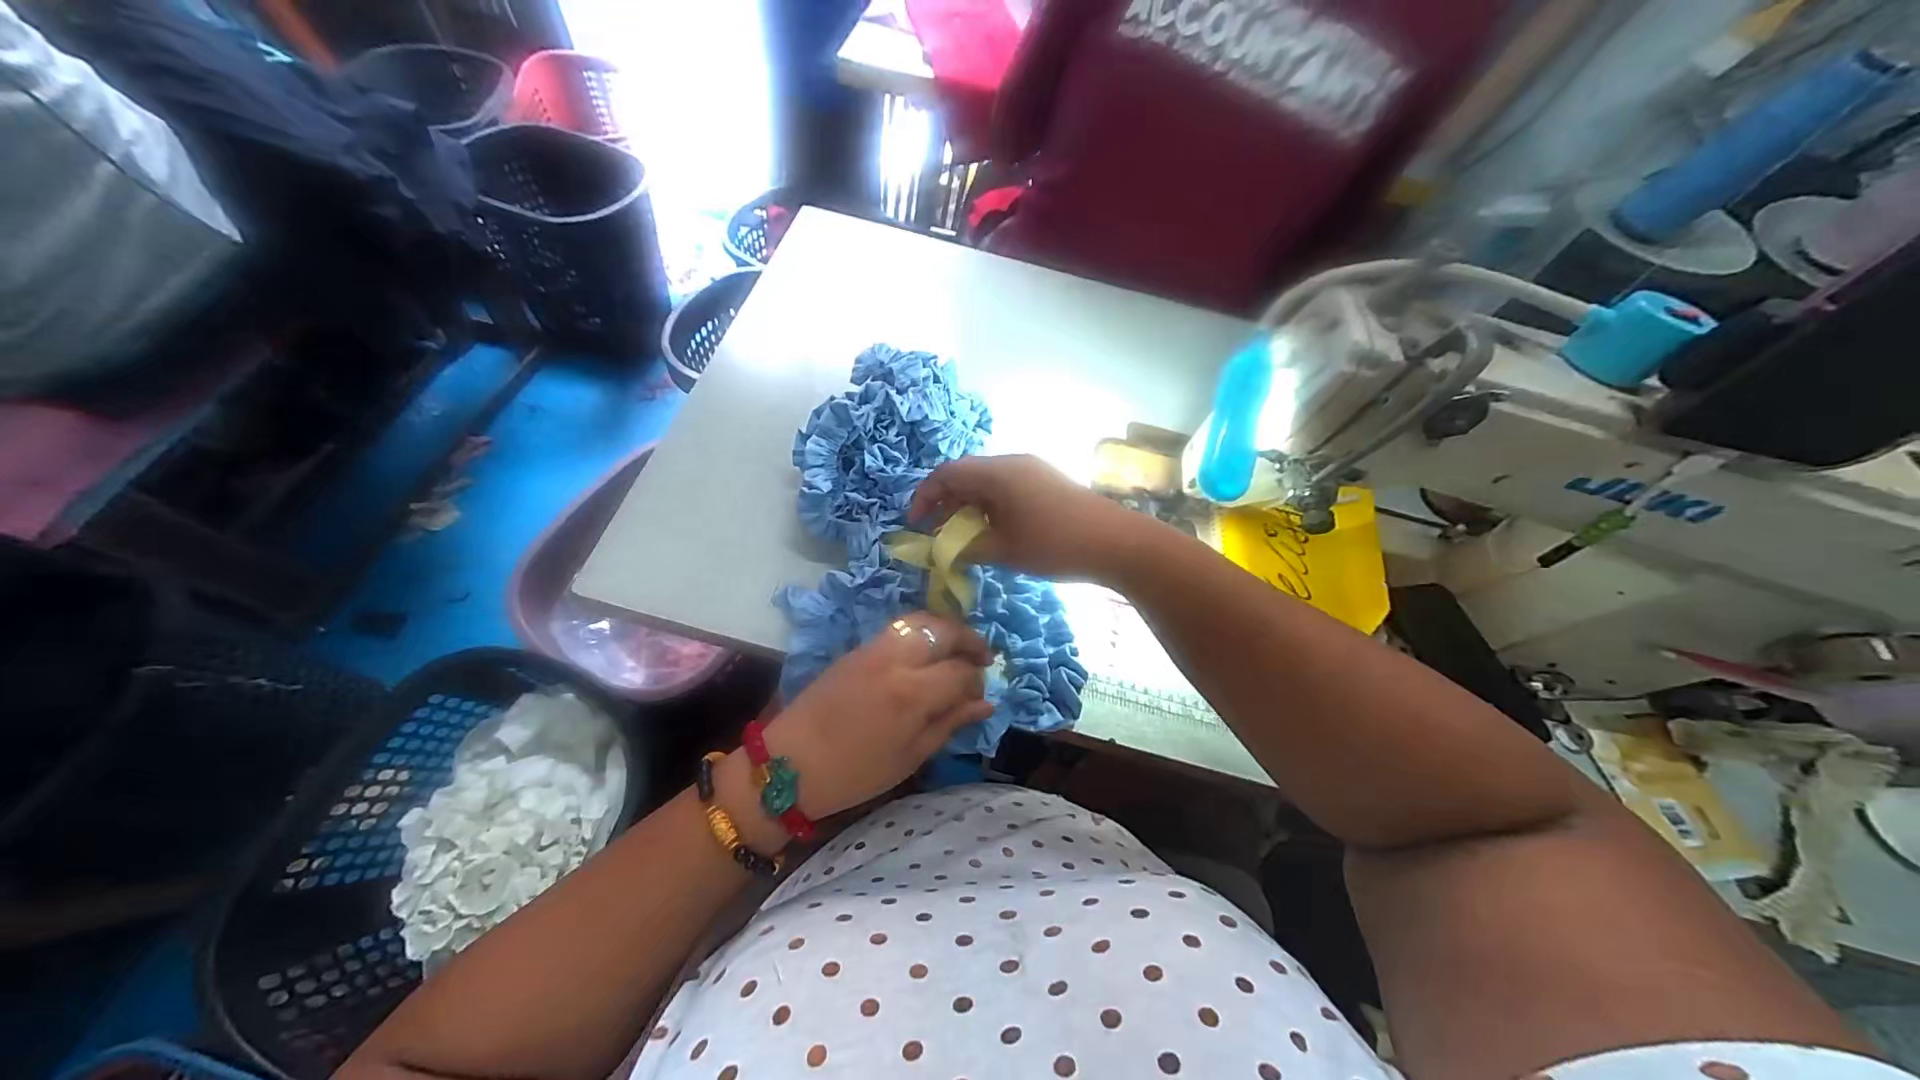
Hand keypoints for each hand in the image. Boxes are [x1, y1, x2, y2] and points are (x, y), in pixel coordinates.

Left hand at [715, 613, 995, 852]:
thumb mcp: (910, 757)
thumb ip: (950, 724)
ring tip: (958, 650)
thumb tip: (986, 704)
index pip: (961, 671)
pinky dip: (921, 632)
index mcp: (912, 692)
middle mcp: (896, 659)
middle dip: (970, 640)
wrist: (789, 764)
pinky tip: (927, 653)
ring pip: (920, 620)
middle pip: (944, 630)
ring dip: (945, 630)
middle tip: (984, 658)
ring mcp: (873, 648)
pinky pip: (898, 628)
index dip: (977, 682)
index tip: (980, 696)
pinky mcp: (857, 648)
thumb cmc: (854, 773)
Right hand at [909, 454, 1150, 581]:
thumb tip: (945, 550)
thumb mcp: (1004, 551)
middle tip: (938, 534)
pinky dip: (990, 507)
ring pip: (987, 482)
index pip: (946, 474)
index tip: (916, 525)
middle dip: (946, 503)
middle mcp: (1013, 463)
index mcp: (997, 473)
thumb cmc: (1055, 544)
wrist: (1117, 543)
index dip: (925, 497)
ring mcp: (1033, 470)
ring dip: (969, 507)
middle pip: (966, 475)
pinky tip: (994, 532)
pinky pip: (1007, 488)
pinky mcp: (1047, 483)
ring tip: (964, 537)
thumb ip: (967, 548)